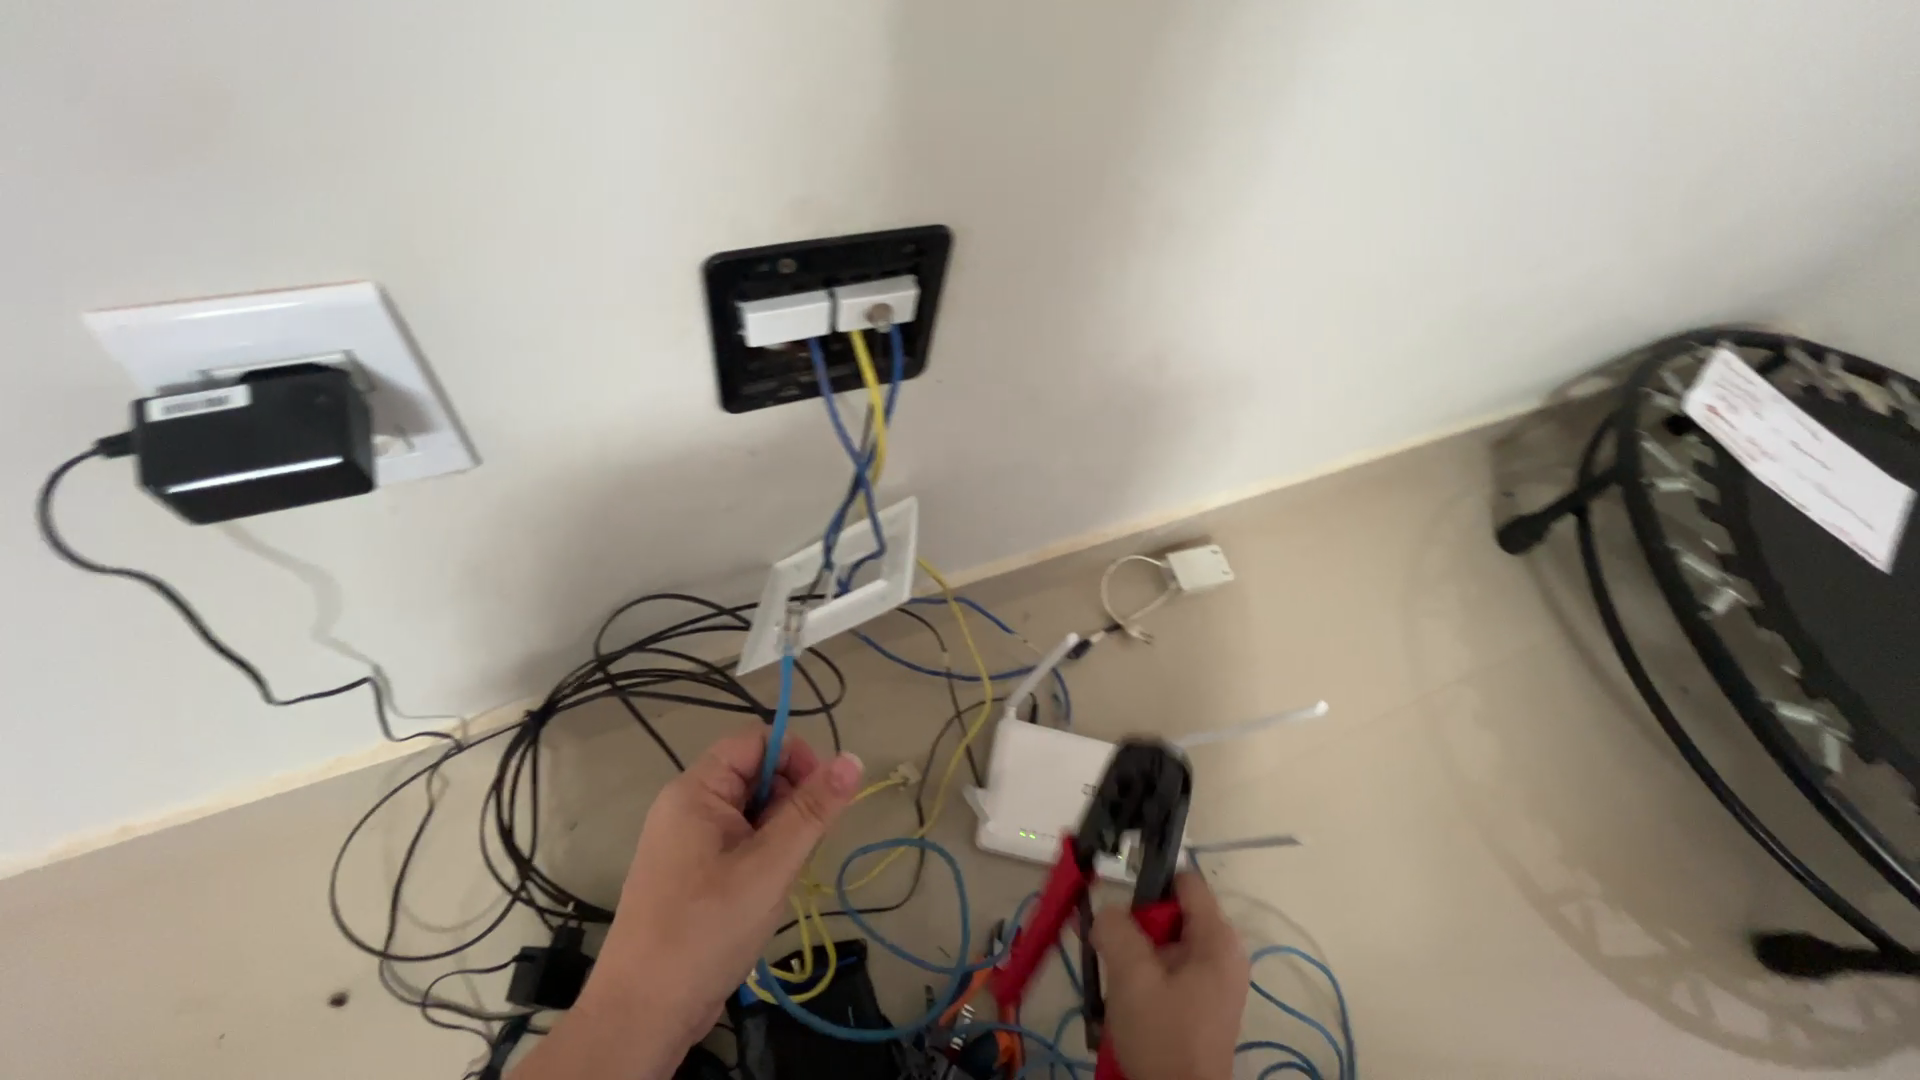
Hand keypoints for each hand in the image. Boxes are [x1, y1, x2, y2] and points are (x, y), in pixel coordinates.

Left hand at [513, 731, 862, 1079]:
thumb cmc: (706, 929)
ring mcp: (687, 842)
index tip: (824, 800)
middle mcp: (687, 806)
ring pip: (752, 814)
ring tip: (780, 880)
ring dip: (779, 837)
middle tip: (802, 851)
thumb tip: (854, 758)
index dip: (796, 758)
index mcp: (696, 790)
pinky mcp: (692, 873)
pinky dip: (763, 859)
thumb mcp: (770, 865)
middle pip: (755, 775)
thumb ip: (813, 810)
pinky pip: (739, 844)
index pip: (755, 741)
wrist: (643, 1013)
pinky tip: (765, 895)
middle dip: (791, 803)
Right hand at [1090, 873, 1248, 1079]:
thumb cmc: (1163, 1036)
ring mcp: (1213, 981)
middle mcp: (1222, 954)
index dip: (1150, 883)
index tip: (1119, 905)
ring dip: (1133, 956)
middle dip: (1135, 928)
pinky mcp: (1199, 1004)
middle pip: (1170, 914)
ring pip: (1162, 944)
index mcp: (1218, 940)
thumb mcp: (1131, 975)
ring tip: (1116, 981)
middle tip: (1111, 951)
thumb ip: (1115, 928)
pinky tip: (1126, 1000)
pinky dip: (1142, 977)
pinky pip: (1166, 971)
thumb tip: (1108, 914)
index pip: (1184, 881)